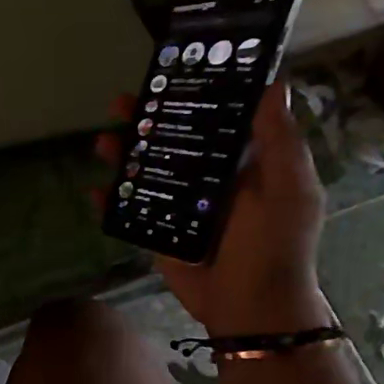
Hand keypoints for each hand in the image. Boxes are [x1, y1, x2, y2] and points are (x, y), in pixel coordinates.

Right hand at [96, 83, 331, 335]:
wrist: (251, 308)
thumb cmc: (275, 246)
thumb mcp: (290, 190)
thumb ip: (280, 142)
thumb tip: (275, 85)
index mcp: (243, 165)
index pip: (215, 120)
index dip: (193, 96)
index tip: (169, 74)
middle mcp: (209, 180)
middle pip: (172, 141)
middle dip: (146, 122)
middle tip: (119, 103)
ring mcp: (181, 207)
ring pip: (147, 171)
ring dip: (122, 155)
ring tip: (101, 142)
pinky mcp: (160, 234)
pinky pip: (132, 212)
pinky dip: (110, 203)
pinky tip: (93, 192)